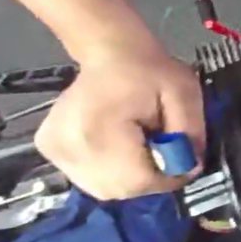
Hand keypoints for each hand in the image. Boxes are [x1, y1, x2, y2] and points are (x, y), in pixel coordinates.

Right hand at [36, 41, 206, 199]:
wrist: (110, 51)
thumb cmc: (149, 70)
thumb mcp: (184, 94)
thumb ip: (190, 134)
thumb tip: (190, 168)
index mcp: (97, 130)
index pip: (137, 180)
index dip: (168, 177)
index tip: (184, 160)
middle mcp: (67, 148)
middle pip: (122, 189)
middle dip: (152, 178)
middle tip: (166, 151)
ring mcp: (54, 152)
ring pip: (107, 189)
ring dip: (134, 177)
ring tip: (143, 145)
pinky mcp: (50, 153)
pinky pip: (93, 180)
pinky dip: (115, 173)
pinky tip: (123, 147)